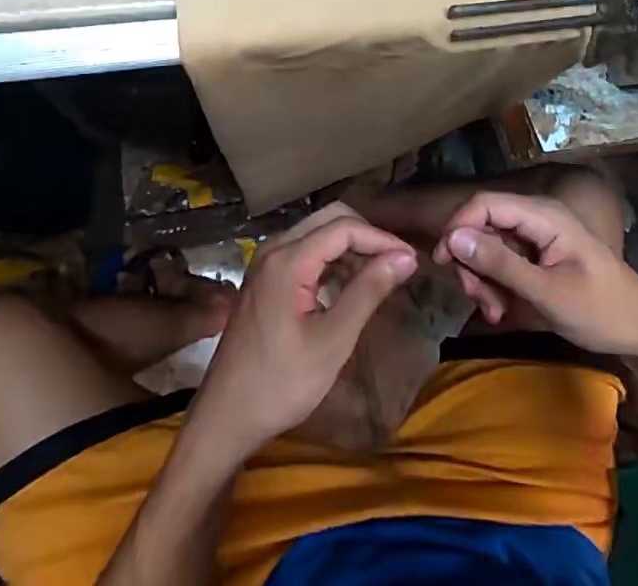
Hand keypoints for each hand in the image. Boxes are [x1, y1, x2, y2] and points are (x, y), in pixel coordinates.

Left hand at [190, 203, 416, 453]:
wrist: (225, 418)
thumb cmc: (281, 384)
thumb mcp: (333, 340)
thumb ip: (369, 291)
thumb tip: (406, 258)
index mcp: (287, 261)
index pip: (344, 227)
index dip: (382, 239)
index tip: (411, 261)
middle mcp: (273, 250)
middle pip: (330, 219)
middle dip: (368, 236)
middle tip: (398, 264)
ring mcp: (266, 263)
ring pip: (318, 233)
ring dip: (351, 247)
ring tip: (381, 276)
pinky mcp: (265, 278)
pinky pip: (306, 251)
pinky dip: (333, 260)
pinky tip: (351, 285)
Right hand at [433, 191, 637, 359]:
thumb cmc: (602, 311)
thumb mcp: (548, 293)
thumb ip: (500, 264)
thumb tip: (452, 237)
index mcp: (545, 215)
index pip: (485, 203)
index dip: (457, 226)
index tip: (442, 262)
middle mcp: (537, 218)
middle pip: (482, 225)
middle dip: (471, 263)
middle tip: (478, 300)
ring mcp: (536, 237)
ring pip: (487, 246)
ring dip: (482, 280)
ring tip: (496, 312)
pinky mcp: (536, 255)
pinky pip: (501, 262)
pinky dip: (494, 285)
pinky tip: (502, 310)